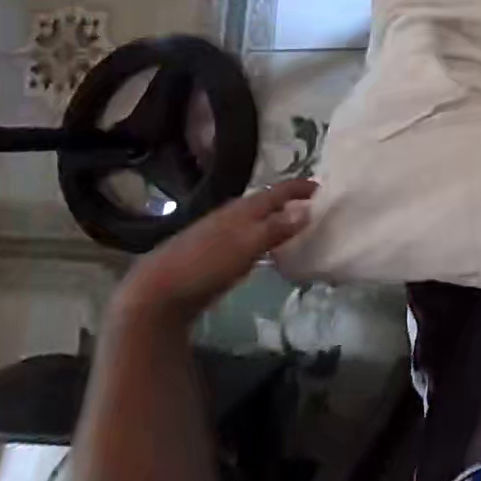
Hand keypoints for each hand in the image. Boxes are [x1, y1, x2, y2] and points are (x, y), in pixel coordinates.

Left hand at [112, 178, 317, 328]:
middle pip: (267, 203)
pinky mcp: (214, 257)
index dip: (299, 187)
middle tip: (316, 208)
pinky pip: (249, 240)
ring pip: (257, 222)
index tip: (323, 188)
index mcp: (242, 209)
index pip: (277, 191)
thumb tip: (308, 208)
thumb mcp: (247, 245)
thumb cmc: (205, 265)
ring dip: (278, 222)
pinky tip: (271, 253)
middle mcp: (232, 217)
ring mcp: (221, 236)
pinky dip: (266, 241)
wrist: (157, 293)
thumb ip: (278, 227)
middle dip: (291, 203)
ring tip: (300, 229)